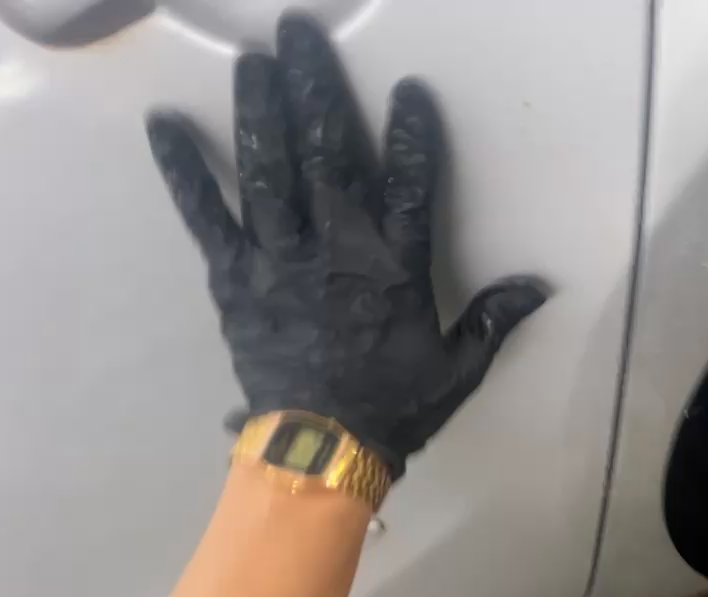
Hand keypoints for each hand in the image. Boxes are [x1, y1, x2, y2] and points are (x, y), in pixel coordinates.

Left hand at [145, 14, 546, 478]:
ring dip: (259, 110)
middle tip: (302, 34)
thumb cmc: (400, 403)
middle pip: (327, 156)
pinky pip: (206, 217)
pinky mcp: (234, 276)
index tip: (409, 91)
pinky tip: (167, 127)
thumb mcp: (462, 366)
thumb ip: (495, 319)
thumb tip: (540, 286)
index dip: (411, 137)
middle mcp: (337, 249)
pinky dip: (185, 173)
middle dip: (316, 91)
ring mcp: (279, 258)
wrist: (326, 443)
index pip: (408, 187)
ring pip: (268, 171)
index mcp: (396, 269)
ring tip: (255, 59)